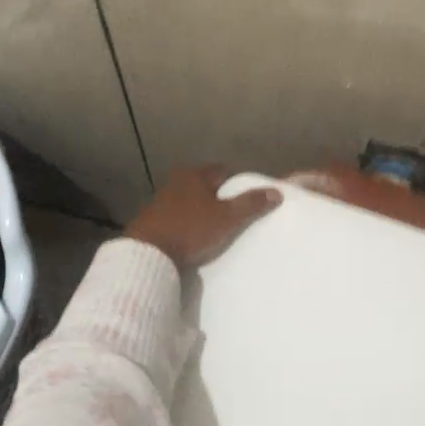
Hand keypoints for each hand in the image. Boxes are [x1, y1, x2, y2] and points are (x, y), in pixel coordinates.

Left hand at [125, 165, 281, 270]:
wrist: (148, 254)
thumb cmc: (191, 229)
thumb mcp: (227, 218)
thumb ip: (251, 204)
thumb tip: (276, 192)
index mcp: (194, 175)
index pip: (223, 171)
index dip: (238, 183)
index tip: (248, 198)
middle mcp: (176, 182)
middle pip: (205, 186)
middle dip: (219, 198)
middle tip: (235, 215)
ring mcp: (161, 202)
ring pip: (190, 203)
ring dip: (201, 212)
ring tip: (217, 229)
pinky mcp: (152, 221)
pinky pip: (177, 219)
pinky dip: (188, 225)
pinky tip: (195, 238)